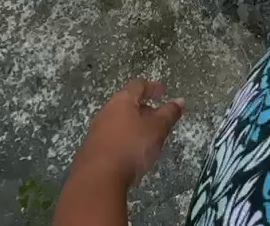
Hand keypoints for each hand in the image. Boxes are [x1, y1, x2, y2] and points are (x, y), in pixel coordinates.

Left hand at [68, 79, 184, 191]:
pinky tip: (130, 155)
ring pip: (117, 123)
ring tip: (146, 139)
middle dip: (143, 109)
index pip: (138, 85)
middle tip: (157, 118)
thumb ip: (169, 114)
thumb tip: (180, 101)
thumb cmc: (130, 148)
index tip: (163, 92)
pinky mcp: (89, 153)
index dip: (152, 87)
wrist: (96, 183)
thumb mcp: (157, 129)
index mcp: (122, 101)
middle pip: (126, 104)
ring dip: (132, 127)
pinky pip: (110, 139)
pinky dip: (122, 141)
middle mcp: (105, 112)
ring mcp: (95, 133)